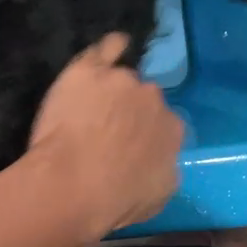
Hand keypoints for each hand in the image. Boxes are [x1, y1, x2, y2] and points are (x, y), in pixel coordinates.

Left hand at [22, 34, 183, 237]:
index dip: (145, 136)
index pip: (163, 125)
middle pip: (142, 98)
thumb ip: (164, 166)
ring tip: (88, 110)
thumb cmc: (115, 200)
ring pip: (119, 79)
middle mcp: (152, 98)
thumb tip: (161, 156)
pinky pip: (105, 49)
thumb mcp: (158, 195)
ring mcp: (119, 80)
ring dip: (109, 91)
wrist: (73, 183)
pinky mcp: (87, 70)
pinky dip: (110, 47)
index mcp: (172, 130)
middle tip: (106, 132)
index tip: (129, 147)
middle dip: (129, 112)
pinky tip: (112, 47)